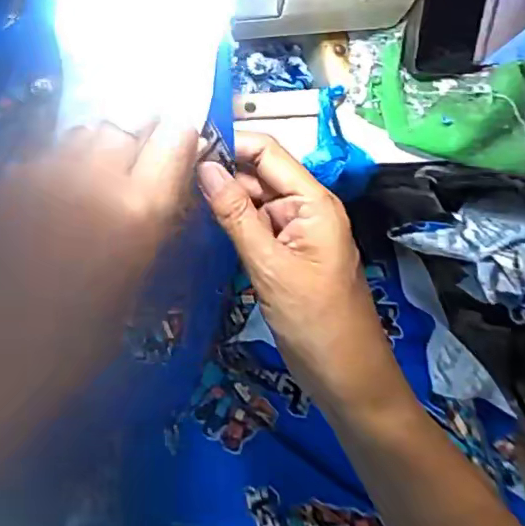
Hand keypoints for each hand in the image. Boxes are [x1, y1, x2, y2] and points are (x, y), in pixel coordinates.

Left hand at [0, 122, 199, 367]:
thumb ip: (156, 216)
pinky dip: (52, 168)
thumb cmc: (84, 330)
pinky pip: (44, 155)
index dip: (177, 136)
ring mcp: (47, 169)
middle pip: (122, 128)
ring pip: (81, 133)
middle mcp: (95, 175)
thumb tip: (170, 177)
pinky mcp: (10, 174)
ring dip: (90, 151)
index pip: (174, 137)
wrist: (3, 345)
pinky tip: (44, 201)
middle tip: (124, 170)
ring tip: (81, 185)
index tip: (175, 140)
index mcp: (139, 207)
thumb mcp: (139, 276)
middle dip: (129, 143)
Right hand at [196, 132, 411, 414]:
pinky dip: (229, 218)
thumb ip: (235, 214)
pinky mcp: (283, 249)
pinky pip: (253, 221)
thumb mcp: (270, 267)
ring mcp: (293, 229)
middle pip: (256, 171)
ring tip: (179, 195)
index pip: (267, 151)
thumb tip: (205, 167)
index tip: (187, 146)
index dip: (229, 142)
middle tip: (174, 176)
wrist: (350, 383)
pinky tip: (201, 219)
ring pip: (251, 196)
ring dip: (221, 195)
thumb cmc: (318, 325)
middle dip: (219, 169)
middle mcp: (304, 207)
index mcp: (313, 202)